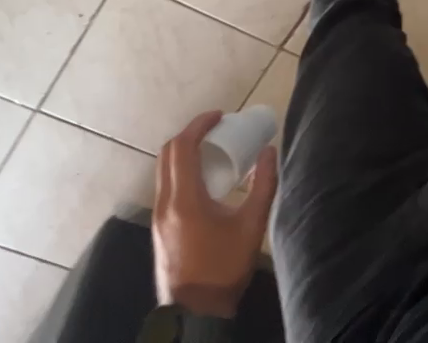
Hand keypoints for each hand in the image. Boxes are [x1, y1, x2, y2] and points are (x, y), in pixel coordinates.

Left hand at [152, 111, 278, 318]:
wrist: (195, 313)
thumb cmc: (224, 268)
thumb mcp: (252, 225)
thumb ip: (264, 185)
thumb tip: (269, 151)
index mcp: (184, 199)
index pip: (183, 147)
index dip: (200, 124)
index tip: (220, 116)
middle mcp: (165, 203)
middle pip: (168, 153)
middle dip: (191, 134)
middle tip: (217, 128)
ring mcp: (158, 217)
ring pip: (164, 170)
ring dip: (184, 152)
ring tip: (212, 150)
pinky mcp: (159, 228)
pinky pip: (166, 185)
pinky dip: (181, 170)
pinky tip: (204, 179)